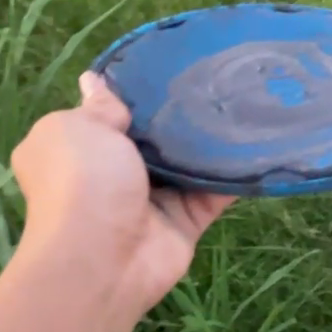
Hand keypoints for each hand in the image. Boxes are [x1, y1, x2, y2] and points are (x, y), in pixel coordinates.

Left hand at [10, 72, 234, 317]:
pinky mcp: (186, 220)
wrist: (107, 256)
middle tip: (213, 89)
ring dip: (209, 147)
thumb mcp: (80, 129)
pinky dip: (234, 178)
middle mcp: (110, 174)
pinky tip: (257, 152)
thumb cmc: (83, 183)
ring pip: (186, 165)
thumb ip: (100, 107)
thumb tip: (96, 80)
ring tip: (242, 113)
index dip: (129, 99)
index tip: (164, 75)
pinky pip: (215, 193)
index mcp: (73, 150)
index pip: (102, 118)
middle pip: (150, 140)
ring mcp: (151, 199)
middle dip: (176, 120)